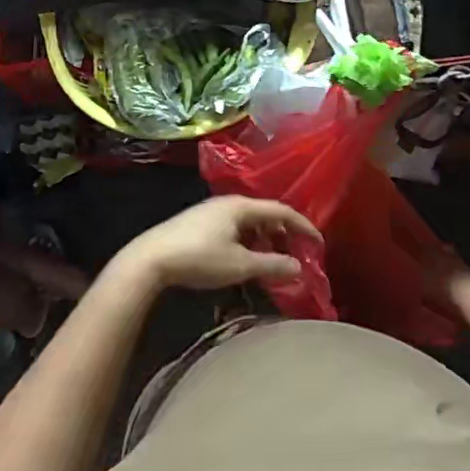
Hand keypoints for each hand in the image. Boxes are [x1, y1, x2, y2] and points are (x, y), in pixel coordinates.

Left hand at [111, 196, 320, 290]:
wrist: (150, 259)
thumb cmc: (198, 258)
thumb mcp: (240, 265)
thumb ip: (272, 265)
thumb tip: (299, 267)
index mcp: (240, 206)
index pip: (282, 211)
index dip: (304, 227)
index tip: (319, 246)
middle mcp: (226, 203)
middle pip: (265, 215)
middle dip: (284, 235)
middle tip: (296, 257)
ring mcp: (209, 212)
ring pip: (248, 223)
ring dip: (264, 241)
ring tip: (272, 263)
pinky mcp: (197, 223)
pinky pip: (233, 228)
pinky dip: (247, 242)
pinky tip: (244, 261)